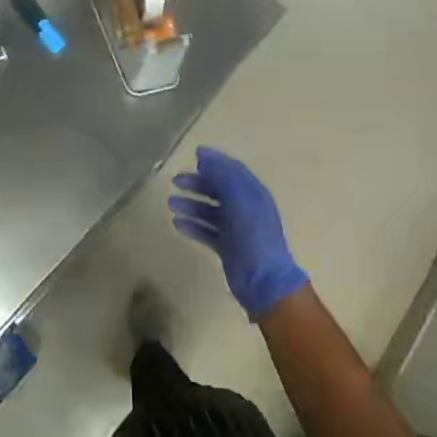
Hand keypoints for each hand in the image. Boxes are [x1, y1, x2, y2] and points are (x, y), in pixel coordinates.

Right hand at [168, 146, 308, 319]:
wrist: (264, 281)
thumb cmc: (254, 238)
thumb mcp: (241, 203)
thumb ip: (224, 179)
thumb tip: (204, 158)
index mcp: (253, 194)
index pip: (233, 171)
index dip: (215, 161)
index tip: (194, 154)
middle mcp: (245, 208)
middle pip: (219, 189)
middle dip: (198, 183)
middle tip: (175, 181)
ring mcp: (236, 229)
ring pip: (210, 211)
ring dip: (192, 205)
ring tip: (171, 203)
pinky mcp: (227, 247)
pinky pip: (207, 231)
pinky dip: (193, 226)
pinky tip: (178, 224)